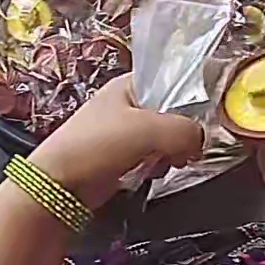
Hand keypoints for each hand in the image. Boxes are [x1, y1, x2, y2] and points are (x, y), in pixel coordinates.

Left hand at [26, 75, 205, 207]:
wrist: (59, 183)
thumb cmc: (99, 145)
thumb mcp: (149, 129)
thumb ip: (186, 131)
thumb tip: (199, 144)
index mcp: (130, 85)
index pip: (174, 81)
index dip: (193, 98)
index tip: (204, 119)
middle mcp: (127, 104)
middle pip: (172, 113)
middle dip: (182, 133)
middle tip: (182, 148)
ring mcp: (123, 132)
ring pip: (164, 139)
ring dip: (170, 152)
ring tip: (167, 162)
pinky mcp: (120, 157)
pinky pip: (151, 157)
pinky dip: (156, 165)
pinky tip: (154, 173)